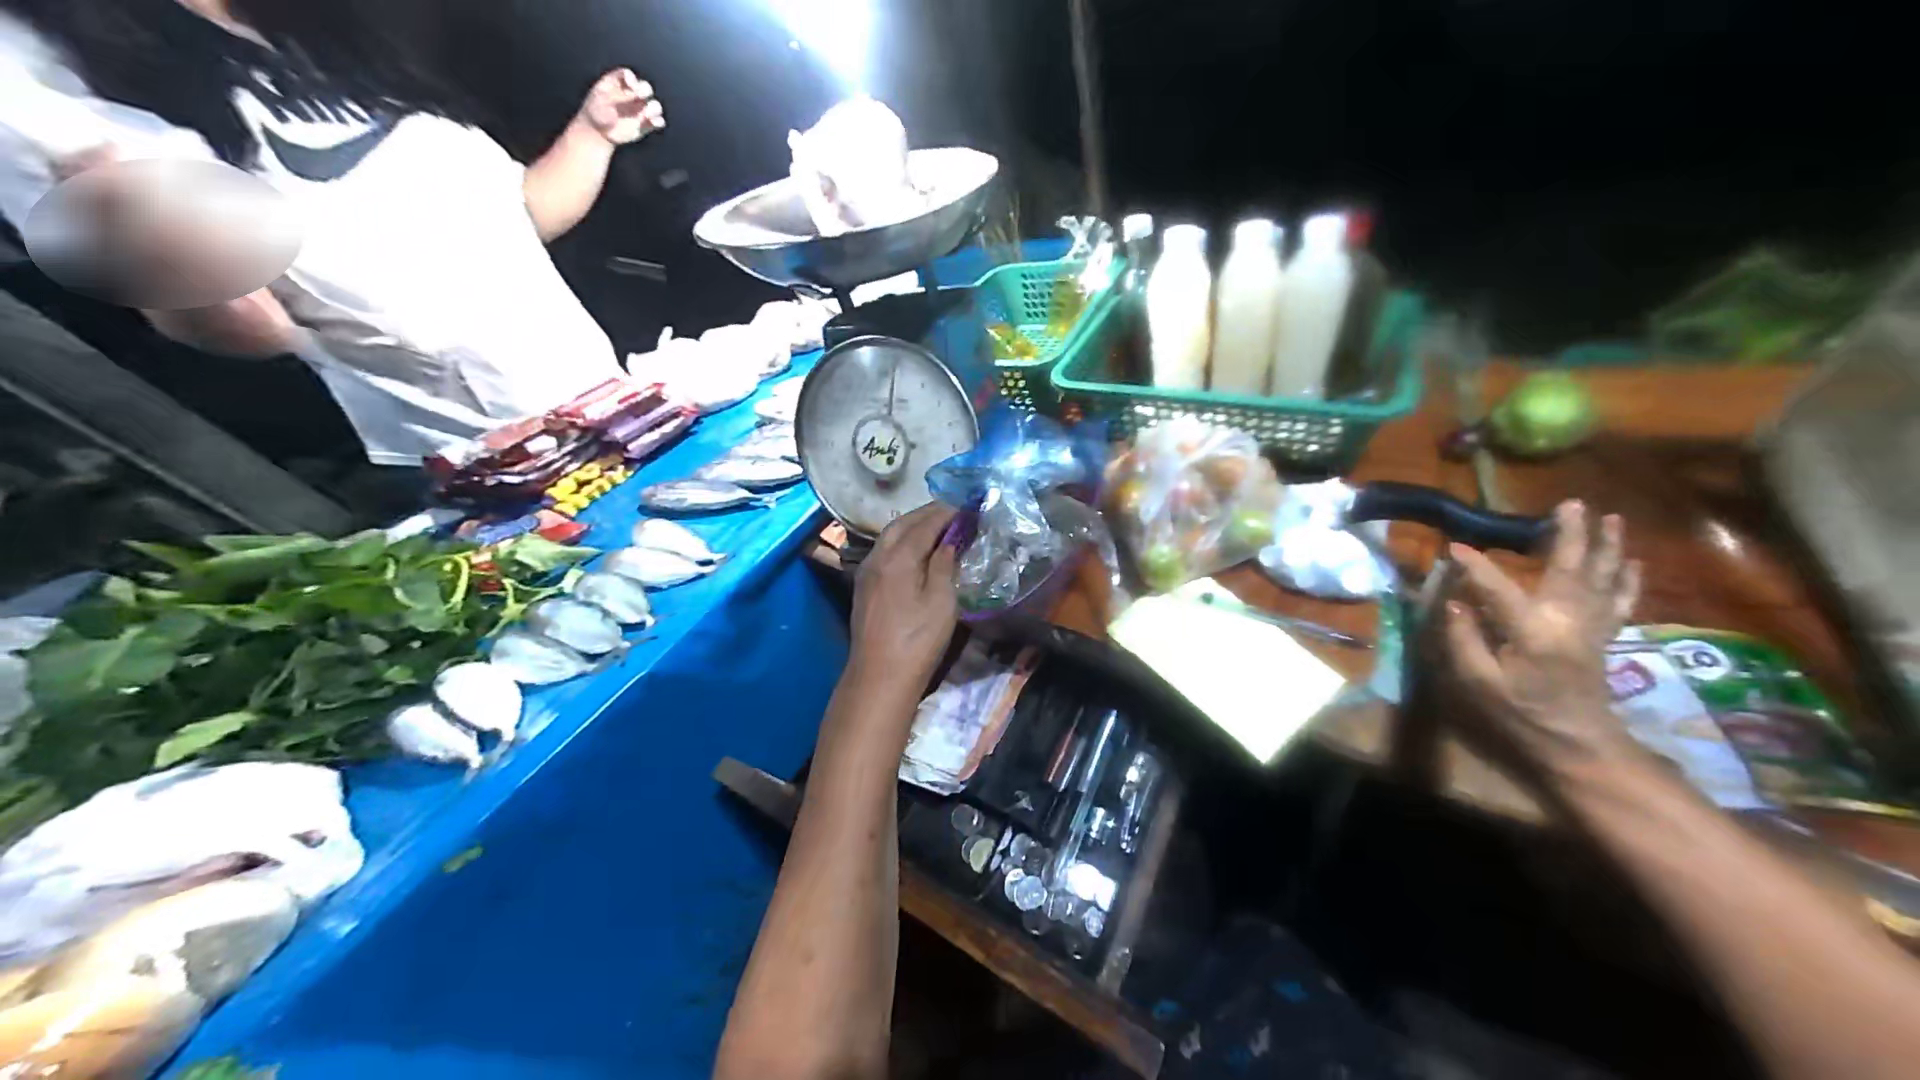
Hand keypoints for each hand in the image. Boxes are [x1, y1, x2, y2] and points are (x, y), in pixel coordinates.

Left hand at [576, 68, 664, 145]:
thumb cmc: (596, 113)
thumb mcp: (598, 103)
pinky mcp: (646, 123)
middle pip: (645, 87)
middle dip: (645, 90)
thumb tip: (627, 100)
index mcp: (618, 84)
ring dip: (654, 108)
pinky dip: (658, 121)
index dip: (631, 79)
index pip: (627, 75)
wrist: (600, 131)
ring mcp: (640, 109)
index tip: (631, 86)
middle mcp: (632, 94)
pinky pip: (658, 121)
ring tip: (647, 114)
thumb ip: (612, 99)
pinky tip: (653, 123)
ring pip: (654, 104)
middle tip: (640, 96)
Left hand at [848, 502, 958, 699]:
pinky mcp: (865, 586)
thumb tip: (949, 539)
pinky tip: (917, 551)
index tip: (968, 505)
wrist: (879, 676)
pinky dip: (903, 541)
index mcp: (897, 557)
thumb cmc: (917, 640)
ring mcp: (867, 571)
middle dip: (928, 514)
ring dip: (914, 526)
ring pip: (890, 536)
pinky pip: (885, 551)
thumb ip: (945, 564)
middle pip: (902, 523)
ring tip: (939, 527)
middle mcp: (877, 557)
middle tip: (955, 512)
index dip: (947, 512)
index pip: (924, 523)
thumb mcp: (942, 601)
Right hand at [1442, 500, 1643, 779]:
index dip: (1475, 567)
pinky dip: (1626, 578)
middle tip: (1572, 503)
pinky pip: (1619, 600)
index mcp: (1533, 631)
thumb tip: (1455, 601)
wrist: (1577, 743)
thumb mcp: (1478, 681)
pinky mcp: (1603, 636)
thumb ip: (1464, 638)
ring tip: (1611, 518)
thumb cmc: (1520, 712)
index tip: (1454, 548)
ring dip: (1607, 546)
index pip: (1498, 589)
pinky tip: (1630, 560)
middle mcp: (1569, 620)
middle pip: (1571, 569)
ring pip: (1603, 577)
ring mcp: (1592, 627)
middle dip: (1571, 535)